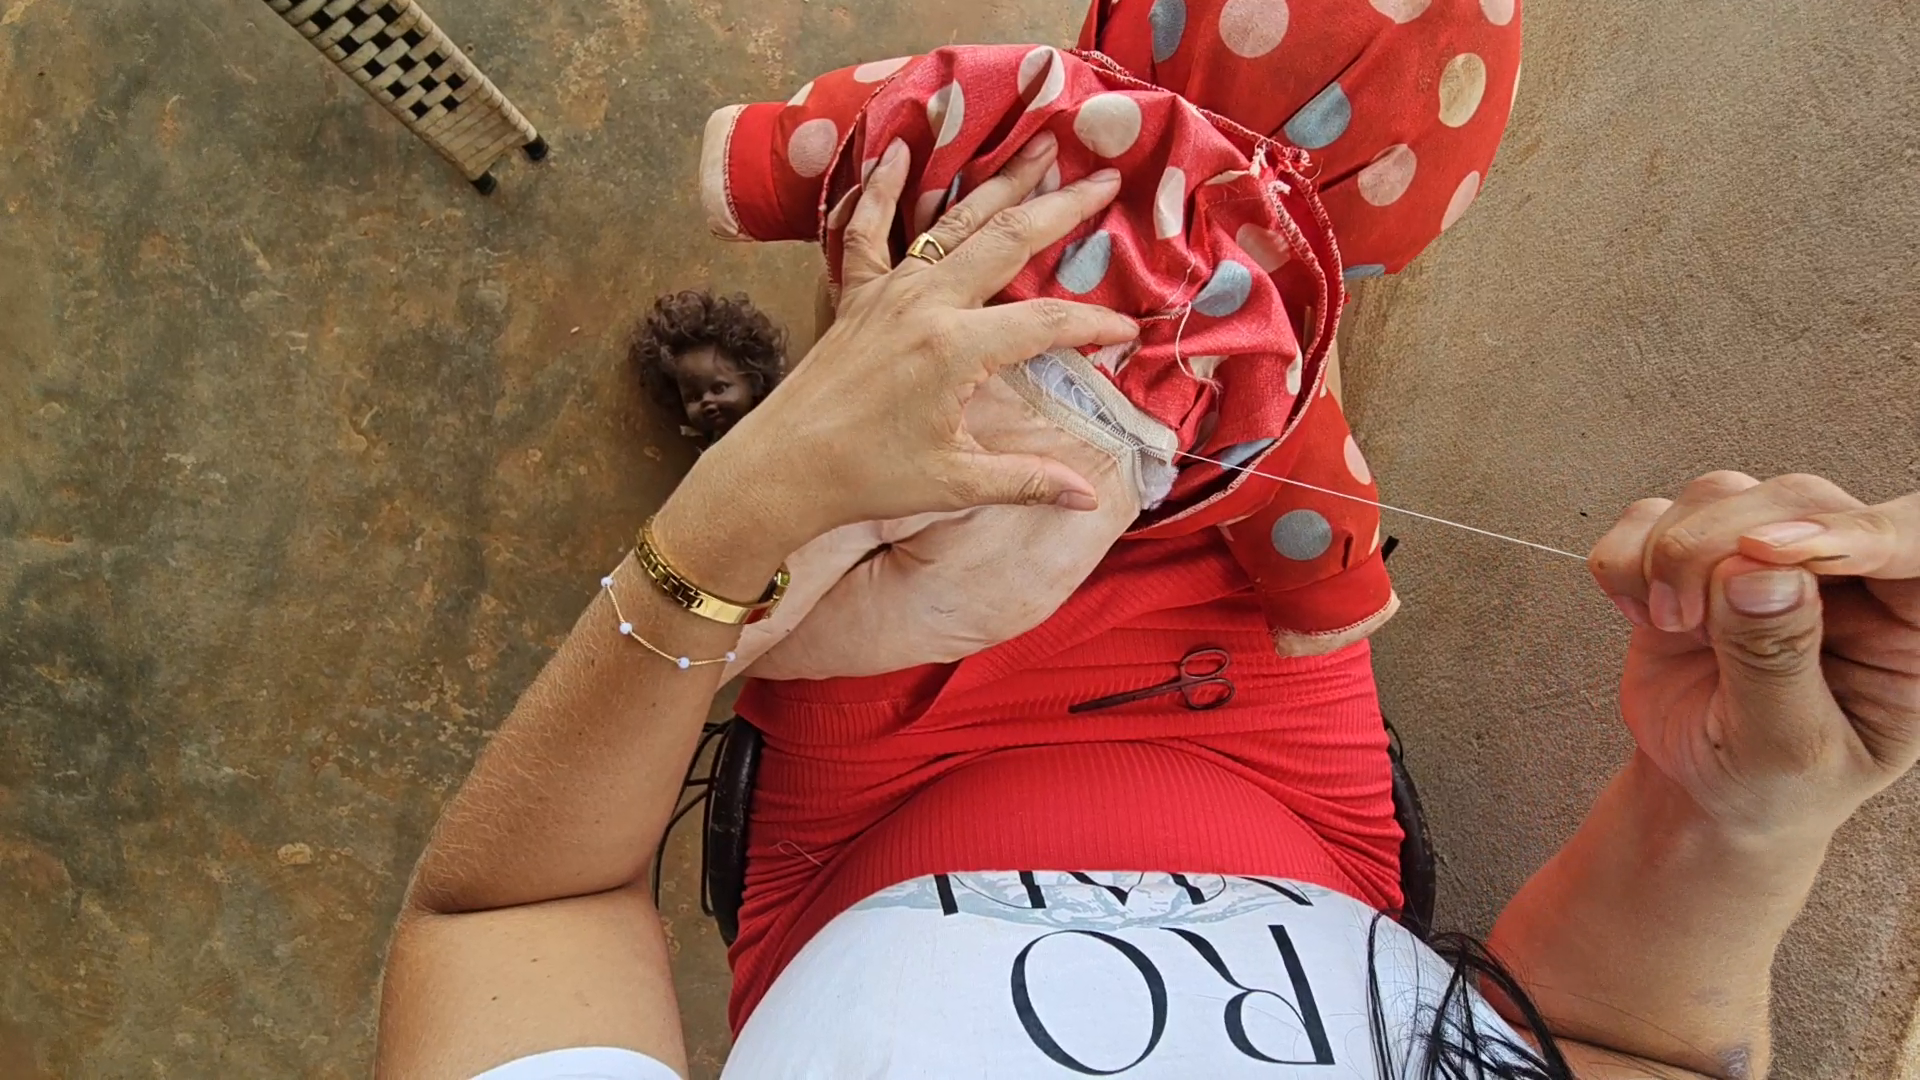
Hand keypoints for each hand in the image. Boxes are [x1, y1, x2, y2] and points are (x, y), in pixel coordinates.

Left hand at [711, 131, 1133, 547]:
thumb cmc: (868, 477)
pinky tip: (899, 152)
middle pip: (1008, 240)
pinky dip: (883, 190)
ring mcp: (888, 292)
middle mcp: (926, 303)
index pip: (1047, 323)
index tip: (1128, 329)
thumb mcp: (955, 481)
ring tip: (1036, 148)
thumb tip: (1086, 498)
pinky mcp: (857, 297)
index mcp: (957, 349)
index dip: (1094, 325)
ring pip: (952, 222)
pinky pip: (869, 231)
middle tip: (1104, 180)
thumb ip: (1027, 482)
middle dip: (1062, 209)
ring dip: (998, 184)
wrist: (785, 468)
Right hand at [1589, 472, 1919, 836]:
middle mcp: (1848, 579)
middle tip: (1684, 618)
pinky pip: (1643, 517)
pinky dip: (1620, 559)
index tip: (1766, 552)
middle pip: (1795, 499)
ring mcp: (1759, 564)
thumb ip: (1777, 659)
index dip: (1849, 531)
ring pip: (1717, 496)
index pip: (1914, 541)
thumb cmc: (1770, 780)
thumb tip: (1762, 573)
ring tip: (1665, 621)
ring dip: (1665, 554)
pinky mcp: (1683, 565)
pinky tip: (1637, 609)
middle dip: (1717, 549)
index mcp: (1914, 626)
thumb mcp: (1787, 744)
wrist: (1699, 785)